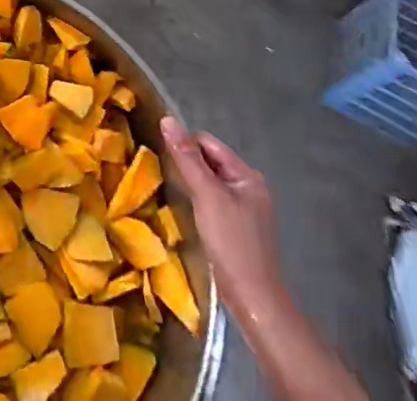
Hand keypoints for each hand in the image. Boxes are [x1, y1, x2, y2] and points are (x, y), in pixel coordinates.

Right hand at [159, 116, 284, 320]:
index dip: (185, 145)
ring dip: (190, 182)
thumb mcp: (207, 195)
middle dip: (187, 164)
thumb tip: (167, 119)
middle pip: (209, 160)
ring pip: (209, 180)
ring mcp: (244, 207)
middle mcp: (249, 186)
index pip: (208, 142)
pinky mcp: (236, 225)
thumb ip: (187, 157)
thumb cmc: (231, 241)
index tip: (163, 158)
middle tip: (166, 176)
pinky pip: (211, 198)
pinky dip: (197, 199)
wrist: (252, 297)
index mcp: (247, 175)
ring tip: (173, 192)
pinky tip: (187, 211)